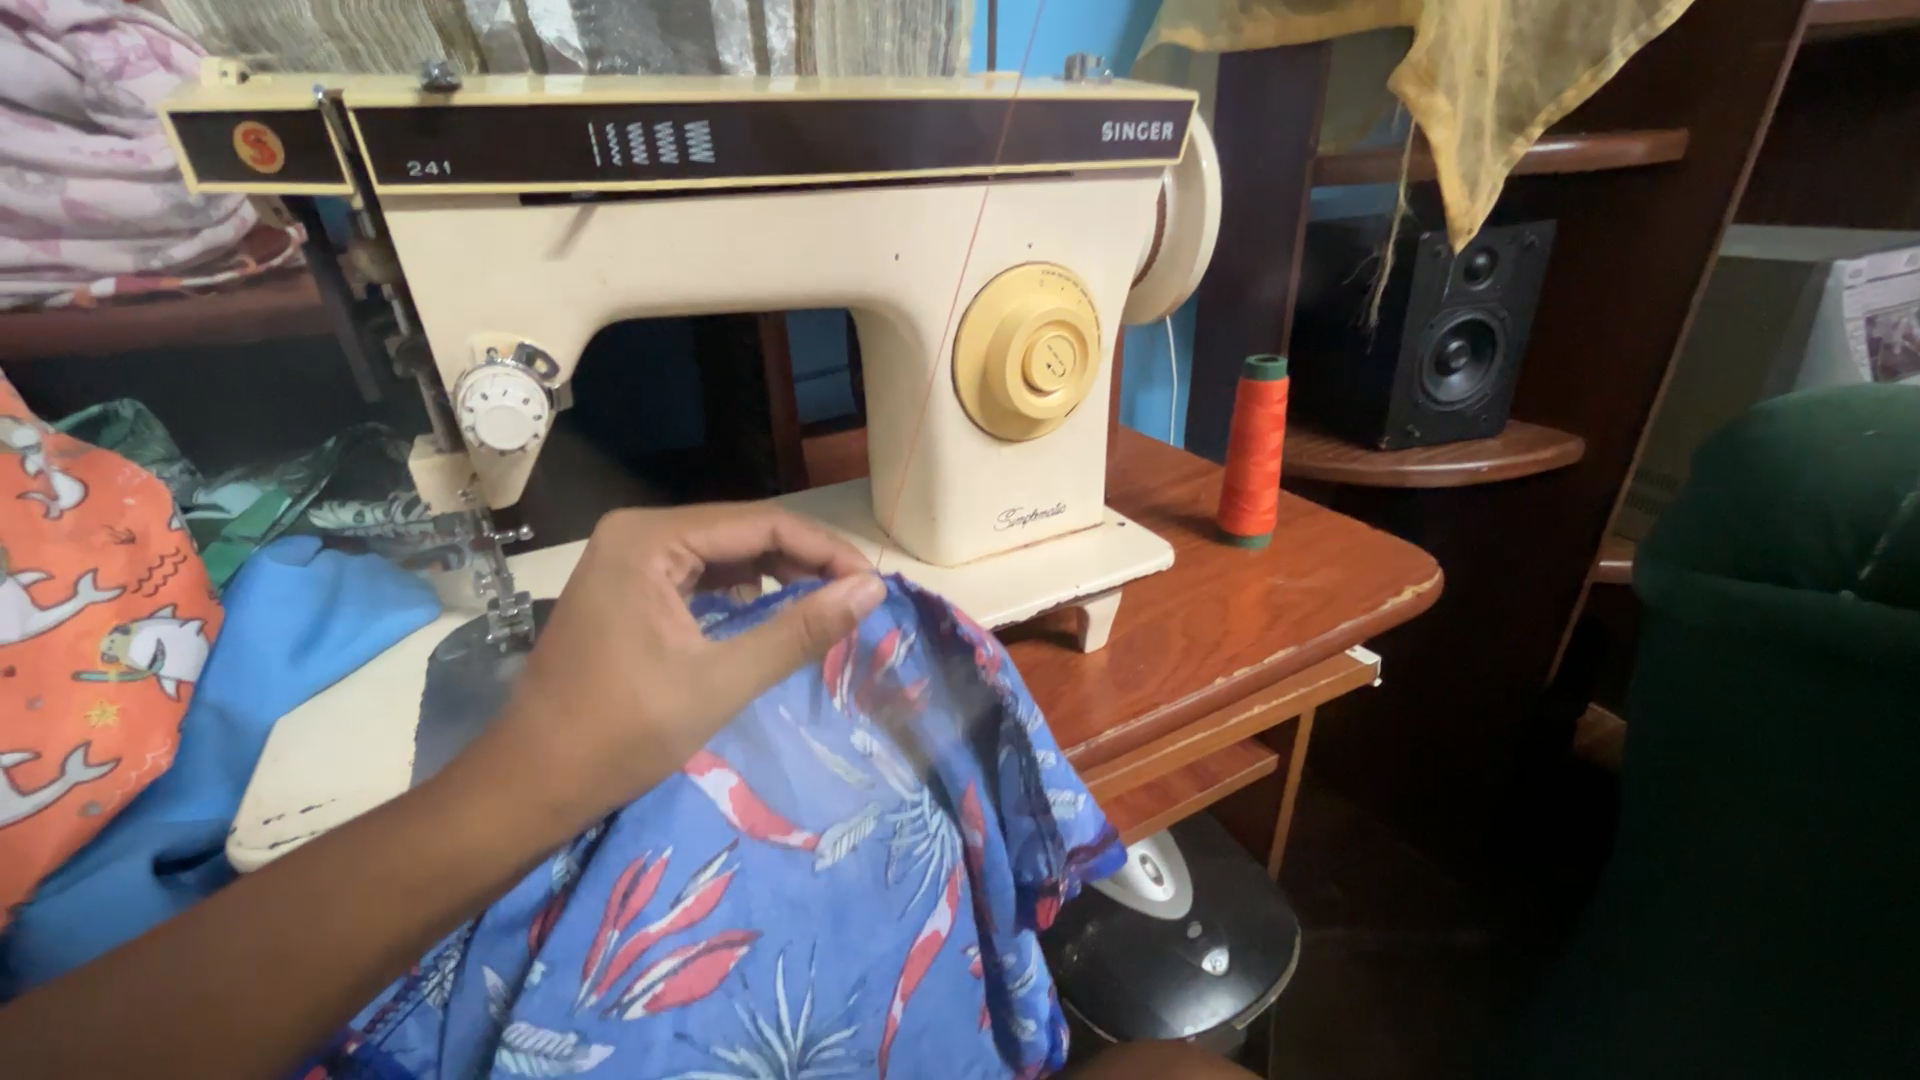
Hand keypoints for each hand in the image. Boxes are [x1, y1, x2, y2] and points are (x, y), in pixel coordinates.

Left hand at [473, 503, 885, 829]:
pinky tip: (776, 612)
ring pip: (728, 553)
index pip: (761, 524)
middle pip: (745, 532)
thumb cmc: (620, 734)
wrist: (530, 785)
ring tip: (829, 604)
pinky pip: (704, 576)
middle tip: (859, 597)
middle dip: (807, 561)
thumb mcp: (721, 681)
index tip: (872, 585)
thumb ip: (800, 631)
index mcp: (650, 539)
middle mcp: (638, 533)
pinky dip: (746, 592)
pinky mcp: (632, 587)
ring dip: (781, 575)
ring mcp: (630, 559)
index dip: (825, 550)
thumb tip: (871, 590)